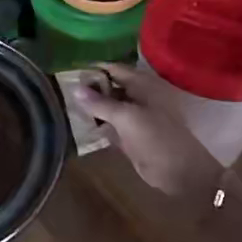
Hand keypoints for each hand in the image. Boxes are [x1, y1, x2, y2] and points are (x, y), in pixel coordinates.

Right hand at [71, 62, 222, 203]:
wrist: (179, 172)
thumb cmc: (157, 139)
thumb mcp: (127, 118)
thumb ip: (100, 103)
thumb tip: (75, 89)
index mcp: (143, 85)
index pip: (113, 69)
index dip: (92, 70)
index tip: (68, 73)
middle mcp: (139, 96)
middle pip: (110, 86)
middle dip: (89, 88)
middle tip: (62, 91)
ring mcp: (135, 115)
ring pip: (109, 105)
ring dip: (91, 106)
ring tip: (66, 105)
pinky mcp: (131, 133)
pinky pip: (110, 123)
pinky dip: (97, 123)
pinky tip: (79, 124)